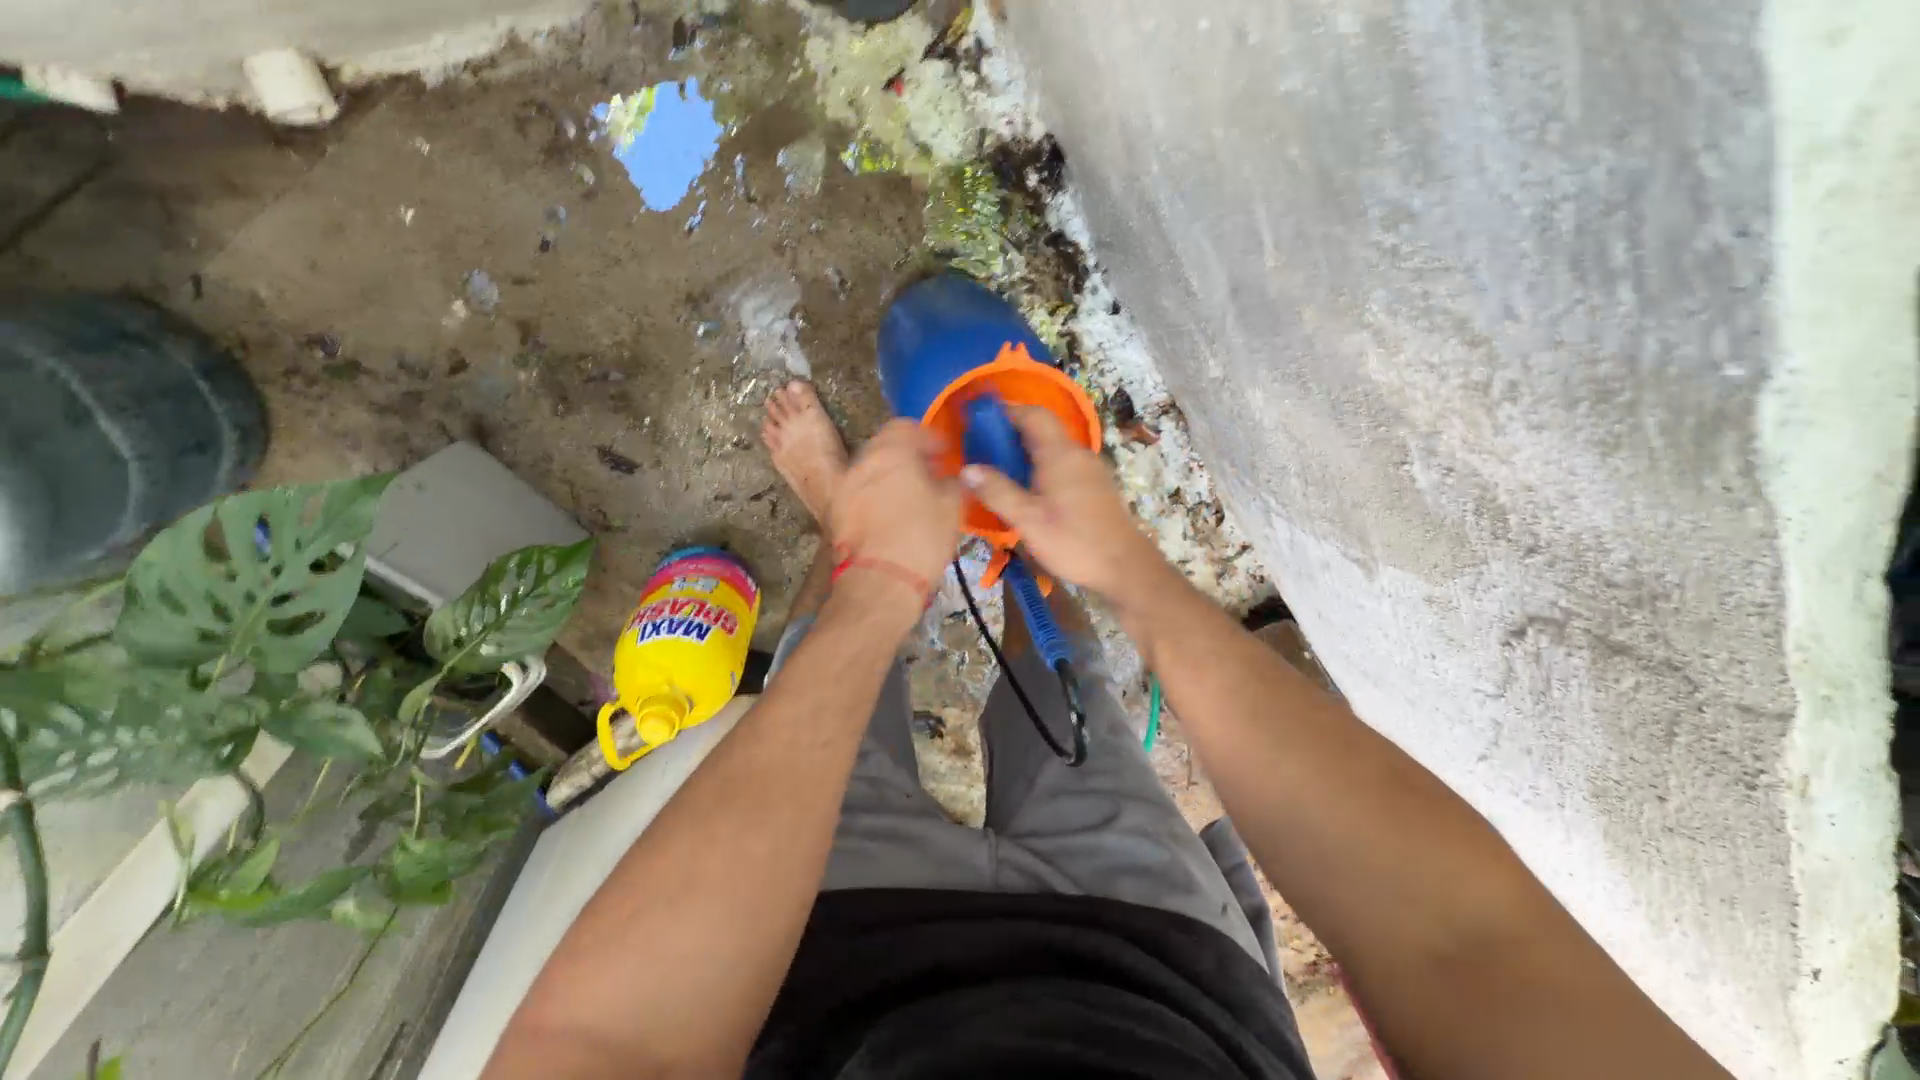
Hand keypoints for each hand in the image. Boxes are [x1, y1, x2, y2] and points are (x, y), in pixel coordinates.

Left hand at [830, 419, 963, 593]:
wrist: (879, 582)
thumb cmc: (921, 539)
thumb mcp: (953, 507)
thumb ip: (955, 482)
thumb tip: (953, 476)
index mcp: (893, 451)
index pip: (908, 426)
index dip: (928, 438)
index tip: (943, 454)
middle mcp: (864, 461)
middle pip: (886, 445)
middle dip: (908, 455)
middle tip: (929, 473)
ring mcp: (845, 486)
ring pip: (871, 469)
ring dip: (891, 475)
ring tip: (912, 496)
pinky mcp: (836, 512)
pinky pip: (860, 492)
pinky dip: (876, 495)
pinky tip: (892, 515)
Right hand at [960, 405, 1166, 598]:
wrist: (1126, 568)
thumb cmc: (1075, 543)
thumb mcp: (1029, 521)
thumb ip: (998, 492)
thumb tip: (967, 469)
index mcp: (1060, 454)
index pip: (1032, 414)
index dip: (1005, 411)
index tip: (978, 419)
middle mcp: (1078, 454)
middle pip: (1042, 429)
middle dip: (1011, 433)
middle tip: (981, 449)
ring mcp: (1090, 470)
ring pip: (1053, 449)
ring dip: (1025, 452)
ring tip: (998, 470)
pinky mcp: (1096, 486)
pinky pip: (1063, 465)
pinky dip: (1041, 467)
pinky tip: (1027, 490)